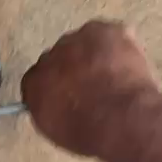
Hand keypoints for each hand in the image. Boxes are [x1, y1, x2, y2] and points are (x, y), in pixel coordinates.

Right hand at [22, 20, 160, 157]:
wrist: (118, 117)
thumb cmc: (87, 131)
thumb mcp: (55, 131)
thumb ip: (48, 109)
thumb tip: (55, 105)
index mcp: (34, 81)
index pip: (39, 78)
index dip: (57, 85)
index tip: (70, 94)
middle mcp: (50, 55)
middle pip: (61, 56)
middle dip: (76, 67)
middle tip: (95, 86)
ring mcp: (78, 40)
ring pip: (86, 43)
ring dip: (97, 55)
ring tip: (115, 76)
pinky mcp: (106, 31)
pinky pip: (112, 35)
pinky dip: (120, 46)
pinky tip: (128, 66)